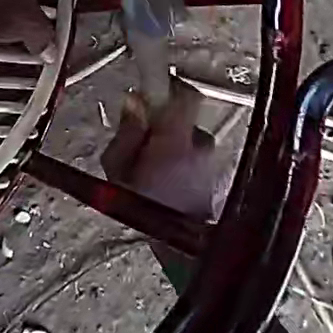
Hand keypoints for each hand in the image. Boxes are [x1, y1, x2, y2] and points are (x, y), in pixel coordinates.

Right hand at [100, 82, 215, 220]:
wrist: (180, 248)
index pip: (184, 94)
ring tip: (154, 163)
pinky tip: (168, 175)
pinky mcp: (215, 171)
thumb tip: (134, 102)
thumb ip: (127, 132)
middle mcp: (200, 144)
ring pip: (189, 134)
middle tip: (143, 136)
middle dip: (163, 120)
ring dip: (173, 140)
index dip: (168, 85)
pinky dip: (183, 156)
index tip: (151, 88)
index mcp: (175, 139)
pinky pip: (195, 151)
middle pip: (183, 113)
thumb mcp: (117, 168)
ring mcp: (211, 158)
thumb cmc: (144, 208)